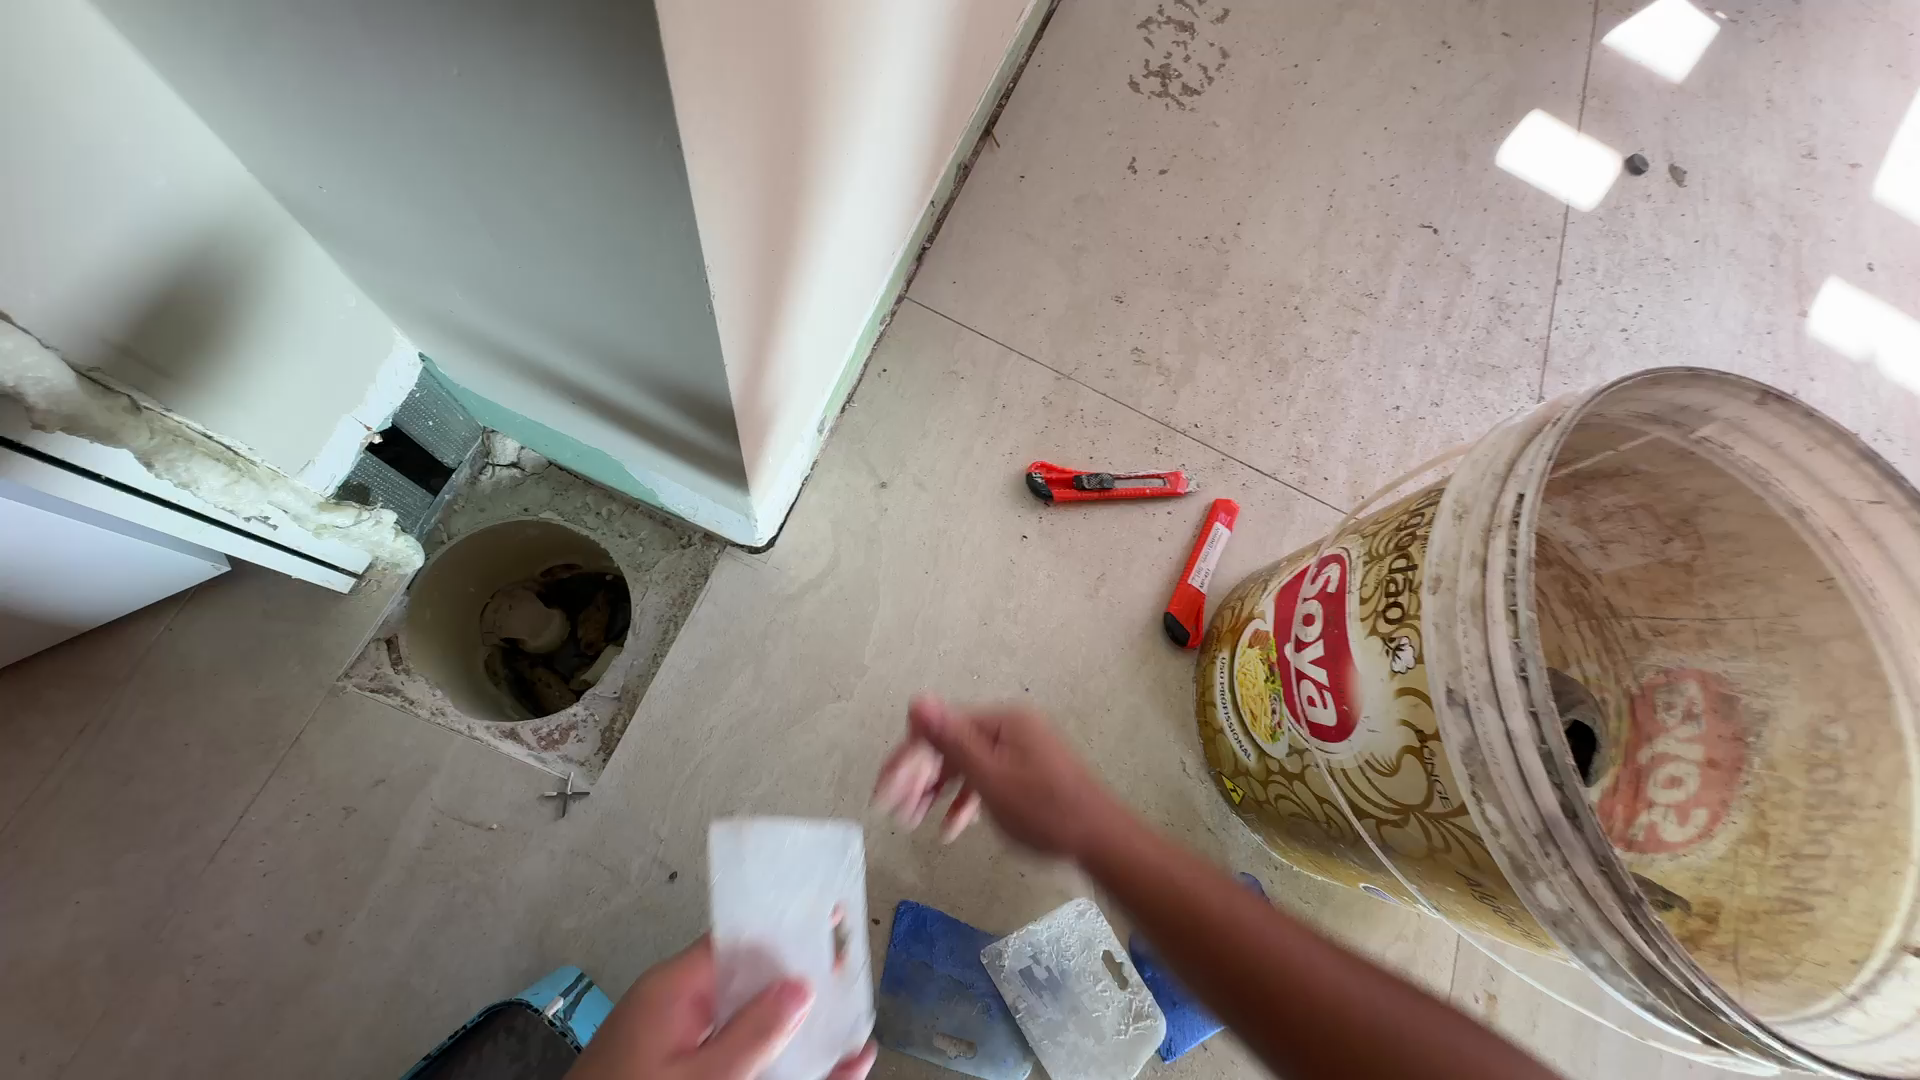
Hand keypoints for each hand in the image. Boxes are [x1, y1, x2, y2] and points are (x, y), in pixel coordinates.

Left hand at [567, 936, 875, 1079]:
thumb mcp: (696, 1077)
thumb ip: (749, 1034)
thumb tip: (800, 987)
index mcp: (676, 988)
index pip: (740, 939)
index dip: (786, 928)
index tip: (831, 920)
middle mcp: (680, 1007)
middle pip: (752, 981)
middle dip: (802, 982)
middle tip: (852, 977)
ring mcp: (682, 1044)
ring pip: (750, 1022)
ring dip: (796, 1028)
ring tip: (851, 1026)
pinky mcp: (683, 1070)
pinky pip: (738, 1054)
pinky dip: (775, 1058)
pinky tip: (825, 1068)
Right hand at [872, 696, 1128, 857]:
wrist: (1103, 841)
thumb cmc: (1046, 812)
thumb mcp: (991, 779)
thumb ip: (952, 741)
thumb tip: (916, 699)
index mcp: (1001, 721)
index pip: (939, 728)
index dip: (908, 759)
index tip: (885, 793)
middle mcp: (1009, 727)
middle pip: (950, 744)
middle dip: (919, 777)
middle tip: (896, 812)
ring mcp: (1020, 749)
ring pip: (965, 763)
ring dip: (937, 790)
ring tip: (913, 820)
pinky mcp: (1027, 771)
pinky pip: (986, 777)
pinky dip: (966, 799)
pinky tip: (952, 827)